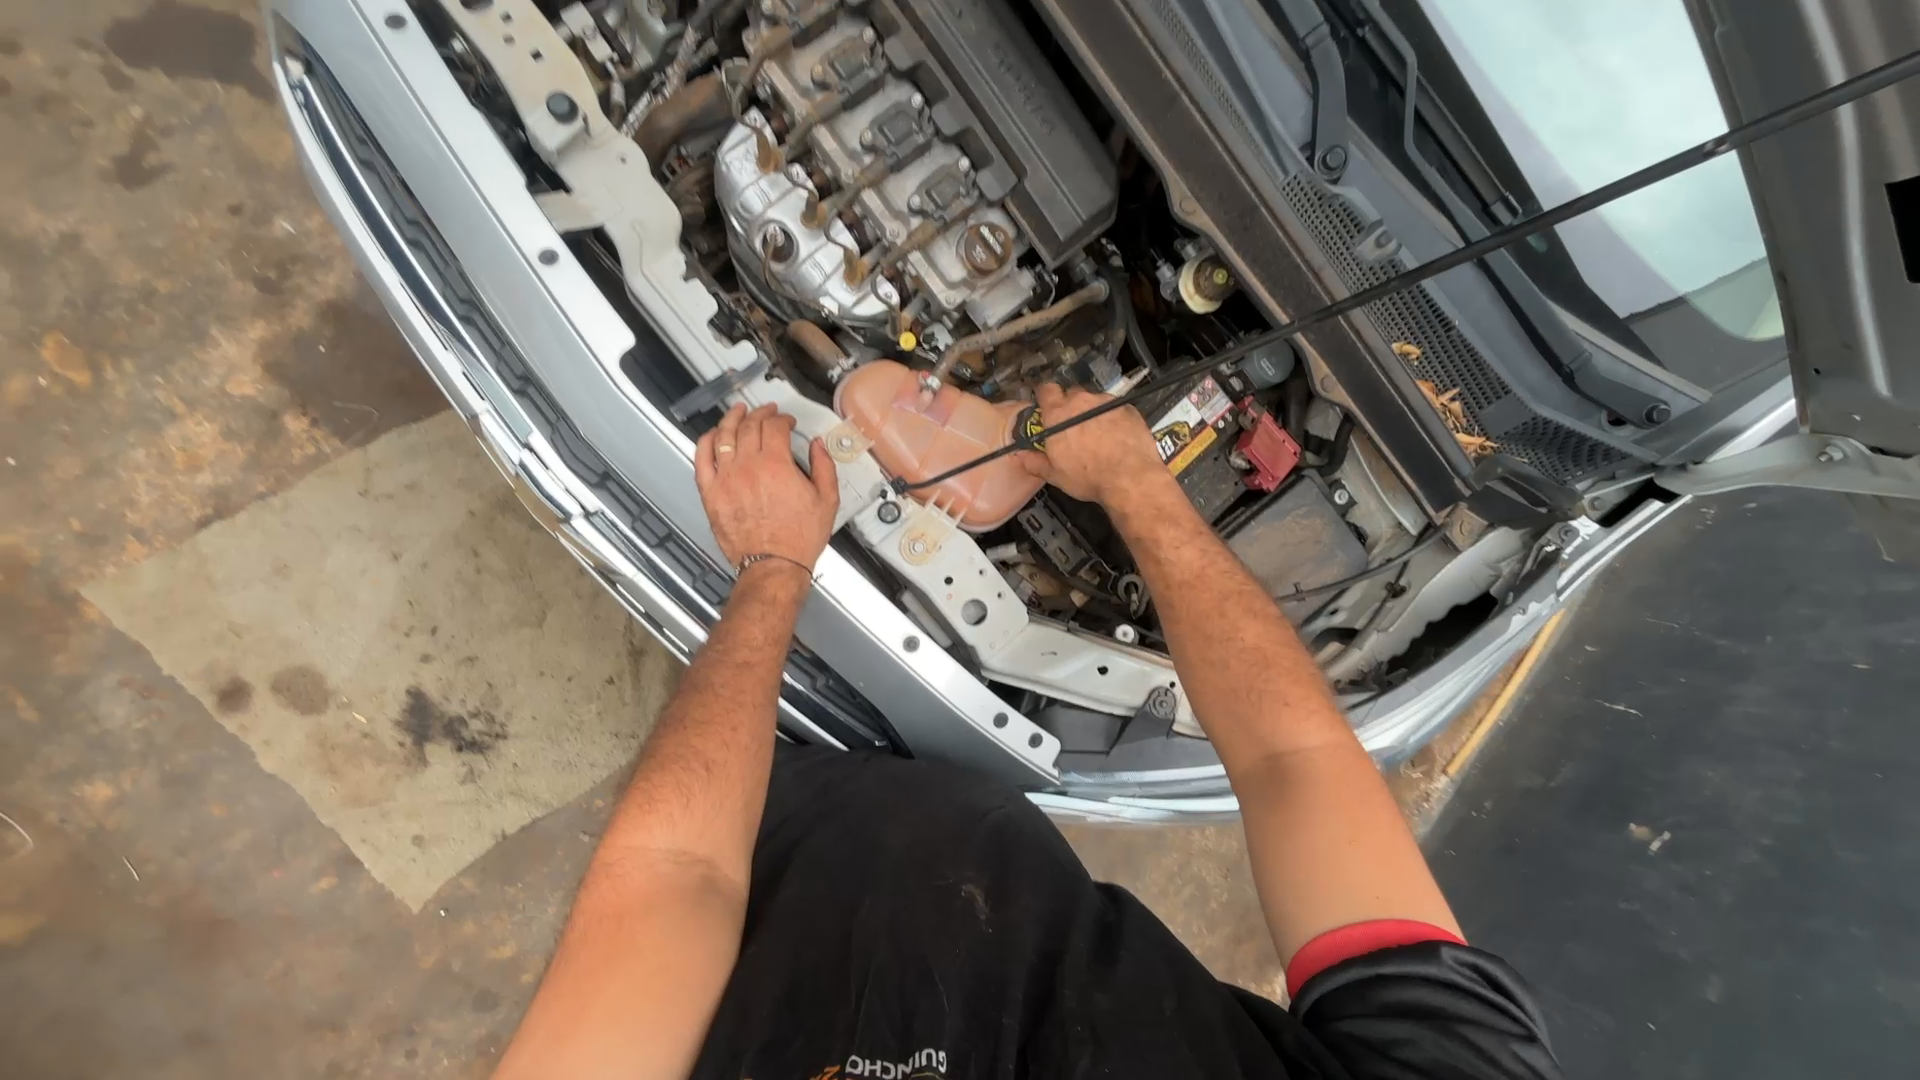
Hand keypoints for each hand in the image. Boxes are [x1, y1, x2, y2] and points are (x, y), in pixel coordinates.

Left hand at [695, 404, 839, 570]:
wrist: (774, 565)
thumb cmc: (798, 539)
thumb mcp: (827, 500)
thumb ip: (824, 467)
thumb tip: (817, 446)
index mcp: (776, 465)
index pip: (774, 427)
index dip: (783, 419)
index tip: (787, 422)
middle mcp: (747, 467)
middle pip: (749, 426)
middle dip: (760, 414)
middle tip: (767, 412)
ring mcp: (726, 479)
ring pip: (724, 435)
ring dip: (732, 419)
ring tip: (738, 412)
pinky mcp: (711, 494)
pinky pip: (702, 459)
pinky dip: (706, 442)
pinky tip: (712, 435)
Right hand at [1020, 383, 1167, 507]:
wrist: (1129, 478)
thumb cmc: (1089, 477)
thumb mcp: (1055, 475)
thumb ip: (1035, 462)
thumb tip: (1021, 457)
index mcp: (1058, 415)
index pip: (1046, 390)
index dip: (1045, 396)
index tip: (1047, 405)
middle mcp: (1081, 402)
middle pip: (1071, 393)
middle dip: (1071, 405)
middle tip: (1073, 425)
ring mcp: (1106, 403)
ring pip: (1094, 400)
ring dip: (1093, 412)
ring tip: (1097, 433)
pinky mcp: (1127, 408)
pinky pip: (1115, 407)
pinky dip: (1113, 417)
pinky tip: (1115, 435)